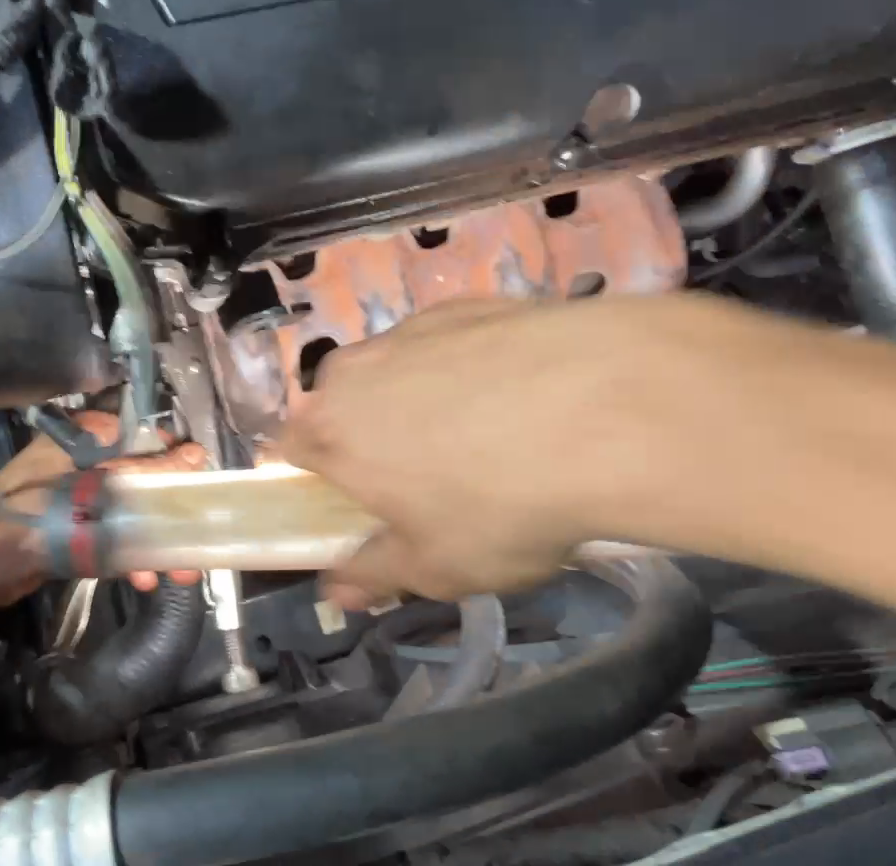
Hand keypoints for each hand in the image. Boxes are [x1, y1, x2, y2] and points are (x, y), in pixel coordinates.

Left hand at [0, 412, 203, 604]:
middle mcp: (86, 462)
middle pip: (142, 481)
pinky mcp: (72, 532)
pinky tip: (145, 579)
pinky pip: (112, 538)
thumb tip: (197, 454)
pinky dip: (130, 555)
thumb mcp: (103, 487)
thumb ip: (150, 473)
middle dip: (169, 513)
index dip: (178, 462)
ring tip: (179, 573)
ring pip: (130, 514)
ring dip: (154, 541)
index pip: (147, 439)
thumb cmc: (40, 510)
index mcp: (90, 436)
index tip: (203, 490)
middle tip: (195, 540)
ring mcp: (78, 499)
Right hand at [283, 294, 859, 607]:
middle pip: (342, 407)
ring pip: (397, 372)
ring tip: (494, 441)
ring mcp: (411, 329)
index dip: (318, 484)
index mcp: (327, 430)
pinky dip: (472, 370)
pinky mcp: (468, 304)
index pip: (287, 454)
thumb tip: (336, 591)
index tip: (361, 507)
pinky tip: (529, 400)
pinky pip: (450, 345)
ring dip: (422, 403)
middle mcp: (353, 369)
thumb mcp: (436, 567)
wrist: (608, 407)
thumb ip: (373, 575)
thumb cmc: (500, 504)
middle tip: (430, 482)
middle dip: (371, 440)